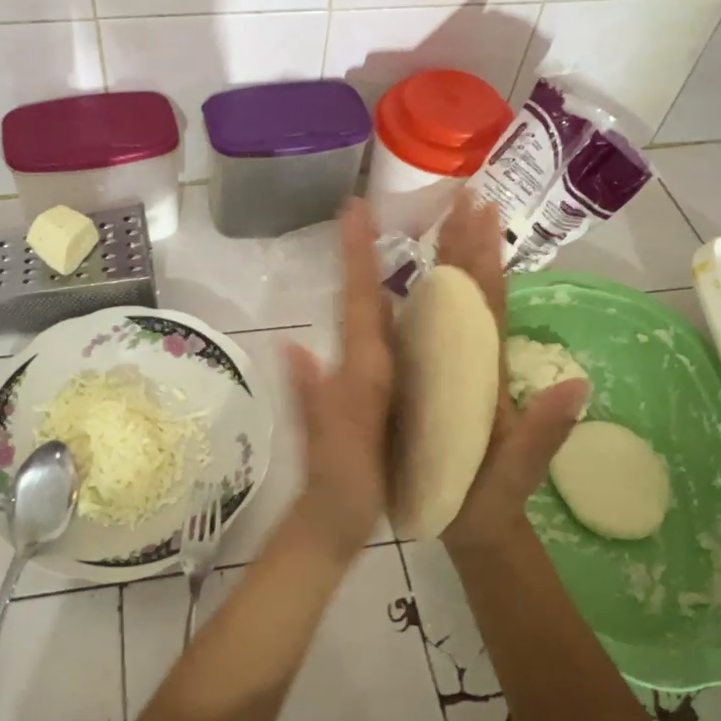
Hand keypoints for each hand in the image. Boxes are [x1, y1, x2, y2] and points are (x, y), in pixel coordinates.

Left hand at [282, 200, 393, 560]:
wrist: (335, 517)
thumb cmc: (337, 481)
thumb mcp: (325, 439)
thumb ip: (311, 396)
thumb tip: (291, 344)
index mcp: (359, 364)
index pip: (358, 297)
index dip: (357, 253)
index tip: (354, 207)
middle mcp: (366, 358)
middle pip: (372, 293)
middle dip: (379, 248)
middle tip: (390, 202)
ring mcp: (376, 372)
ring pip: (387, 309)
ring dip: (395, 269)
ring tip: (417, 229)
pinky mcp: (389, 389)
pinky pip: (401, 338)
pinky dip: (409, 308)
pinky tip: (430, 295)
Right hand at [433, 194, 589, 550]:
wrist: (477, 527)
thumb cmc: (492, 499)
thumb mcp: (520, 473)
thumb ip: (545, 434)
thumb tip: (578, 383)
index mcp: (489, 370)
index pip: (487, 304)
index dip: (482, 257)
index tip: (479, 208)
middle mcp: (472, 359)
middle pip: (472, 291)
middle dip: (468, 240)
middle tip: (465, 190)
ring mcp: (452, 370)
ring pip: (452, 304)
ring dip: (450, 257)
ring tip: (445, 215)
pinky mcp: (432, 383)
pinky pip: (427, 331)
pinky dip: (421, 297)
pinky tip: (405, 278)